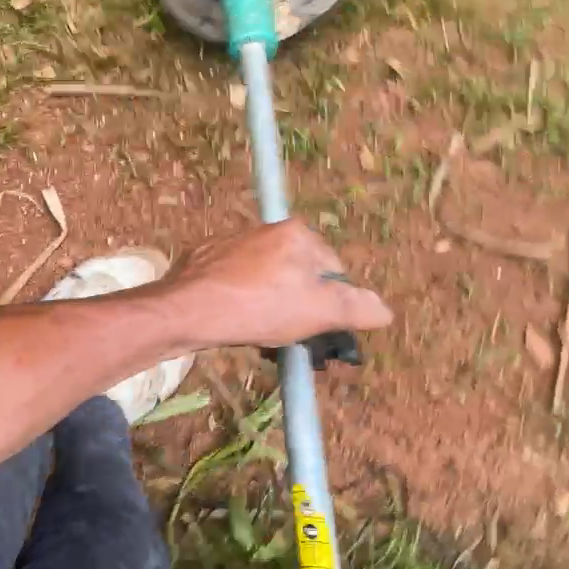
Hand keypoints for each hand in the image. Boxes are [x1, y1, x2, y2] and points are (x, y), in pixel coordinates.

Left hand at [148, 221, 392, 348]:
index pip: (333, 272)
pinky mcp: (200, 262)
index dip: (330, 305)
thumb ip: (358, 308)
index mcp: (295, 233)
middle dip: (297, 308)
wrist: (186, 310)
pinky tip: (234, 326)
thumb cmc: (259, 307)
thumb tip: (382, 310)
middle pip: (295, 277)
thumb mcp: (321, 311)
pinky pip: (233, 285)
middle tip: (291, 338)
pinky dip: (240, 305)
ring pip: (264, 283)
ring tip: (262, 337)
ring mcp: (226, 244)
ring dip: (269, 310)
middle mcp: (260, 230)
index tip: (318, 329)